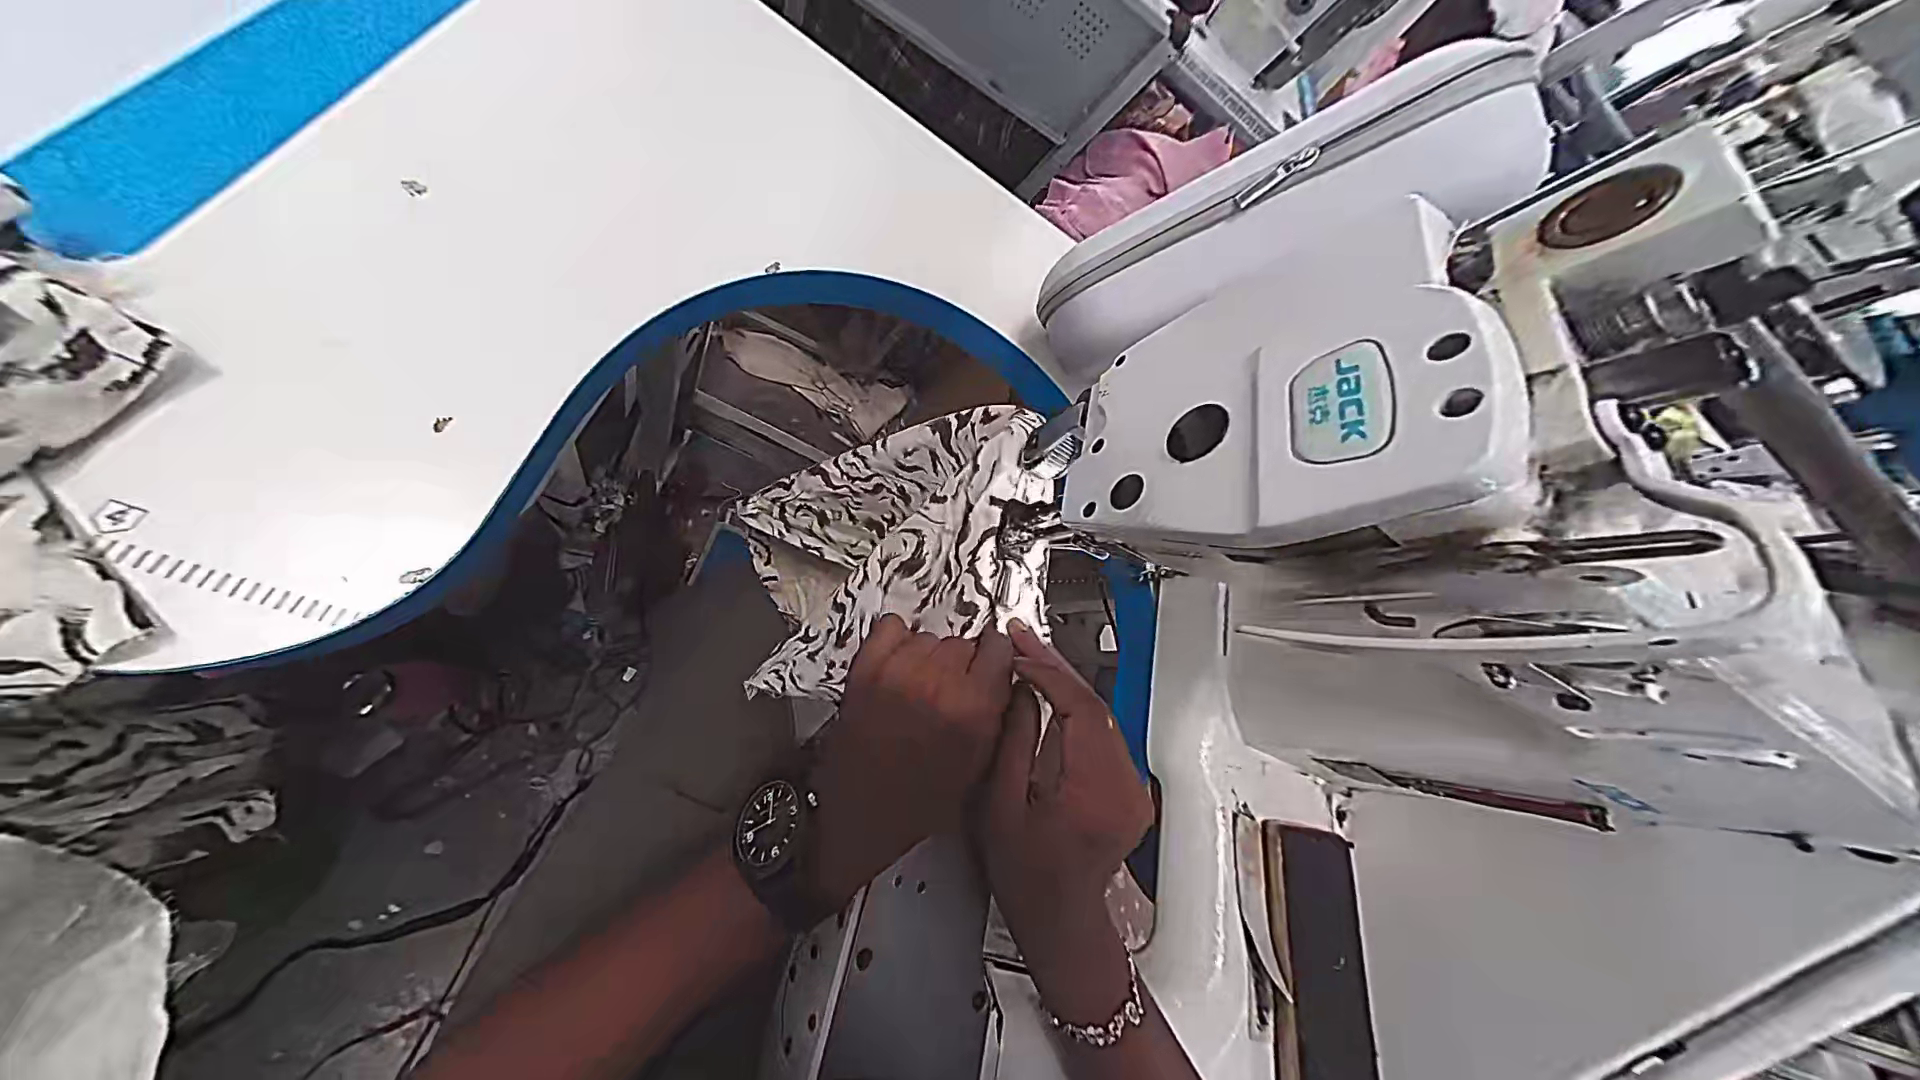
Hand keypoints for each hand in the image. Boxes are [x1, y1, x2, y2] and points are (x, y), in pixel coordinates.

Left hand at [803, 614, 1014, 910]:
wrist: (865, 814)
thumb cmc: (920, 800)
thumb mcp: (981, 762)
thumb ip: (1000, 713)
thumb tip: (1008, 677)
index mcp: (974, 707)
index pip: (999, 647)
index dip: (996, 655)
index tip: (991, 660)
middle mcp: (938, 683)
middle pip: (963, 642)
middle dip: (962, 662)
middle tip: (952, 687)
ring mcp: (899, 672)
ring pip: (929, 636)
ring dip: (930, 655)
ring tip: (921, 685)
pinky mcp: (866, 669)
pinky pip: (890, 627)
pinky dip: (897, 640)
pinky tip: (899, 664)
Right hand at [974, 619, 1152, 1016]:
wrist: (1060, 917)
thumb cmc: (1026, 875)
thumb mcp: (999, 807)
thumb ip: (1012, 742)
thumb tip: (1020, 691)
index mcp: (1094, 793)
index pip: (1081, 710)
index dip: (1048, 672)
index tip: (1020, 651)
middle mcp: (1125, 787)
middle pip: (1094, 705)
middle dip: (1055, 667)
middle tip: (1022, 640)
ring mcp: (1132, 787)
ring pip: (1100, 713)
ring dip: (1064, 683)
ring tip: (1029, 657)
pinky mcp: (1128, 786)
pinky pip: (1102, 731)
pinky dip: (1074, 706)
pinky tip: (1049, 689)